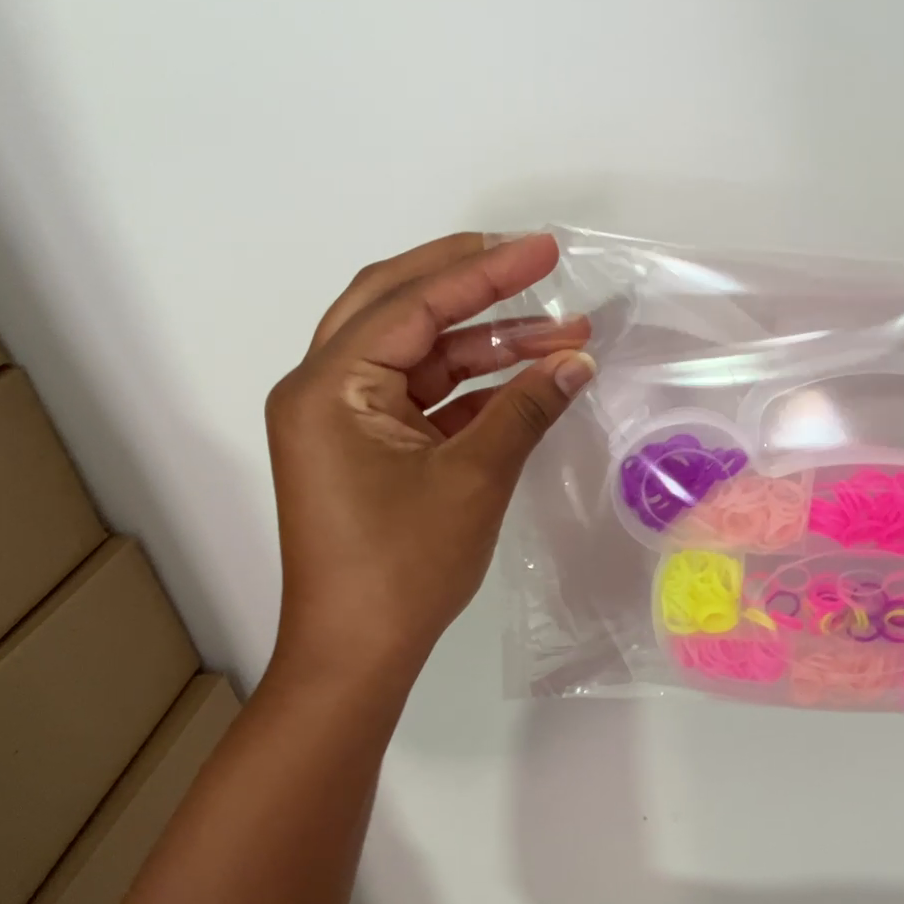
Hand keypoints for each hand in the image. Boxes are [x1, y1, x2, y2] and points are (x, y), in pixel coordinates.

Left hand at [265, 233, 592, 675]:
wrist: (357, 653)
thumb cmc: (404, 566)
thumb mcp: (474, 478)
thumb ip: (526, 407)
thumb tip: (577, 359)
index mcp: (330, 385)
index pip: (414, 304)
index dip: (485, 272)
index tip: (545, 251)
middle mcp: (325, 388)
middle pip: (399, 307)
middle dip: (469, 282)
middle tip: (532, 263)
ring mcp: (345, 420)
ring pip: (418, 355)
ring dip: (485, 344)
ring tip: (560, 336)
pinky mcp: (368, 448)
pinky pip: (424, 397)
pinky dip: (474, 388)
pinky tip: (528, 382)